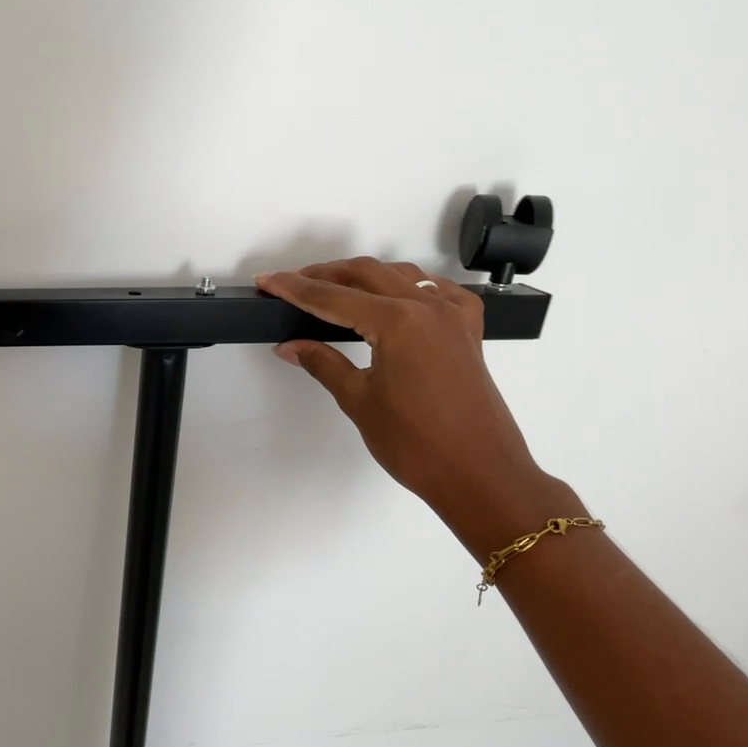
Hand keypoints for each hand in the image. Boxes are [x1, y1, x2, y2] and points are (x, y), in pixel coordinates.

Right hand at [256, 258, 578, 552]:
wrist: (479, 472)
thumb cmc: (419, 444)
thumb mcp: (359, 400)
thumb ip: (323, 364)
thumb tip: (292, 347)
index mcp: (398, 323)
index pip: (332, 297)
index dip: (294, 289)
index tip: (268, 282)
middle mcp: (428, 308)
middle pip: (366, 274)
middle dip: (324, 275)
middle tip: (290, 284)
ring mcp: (453, 316)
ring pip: (400, 275)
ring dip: (362, 276)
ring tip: (331, 287)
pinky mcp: (467, 330)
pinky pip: (434, 289)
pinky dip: (405, 285)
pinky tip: (389, 296)